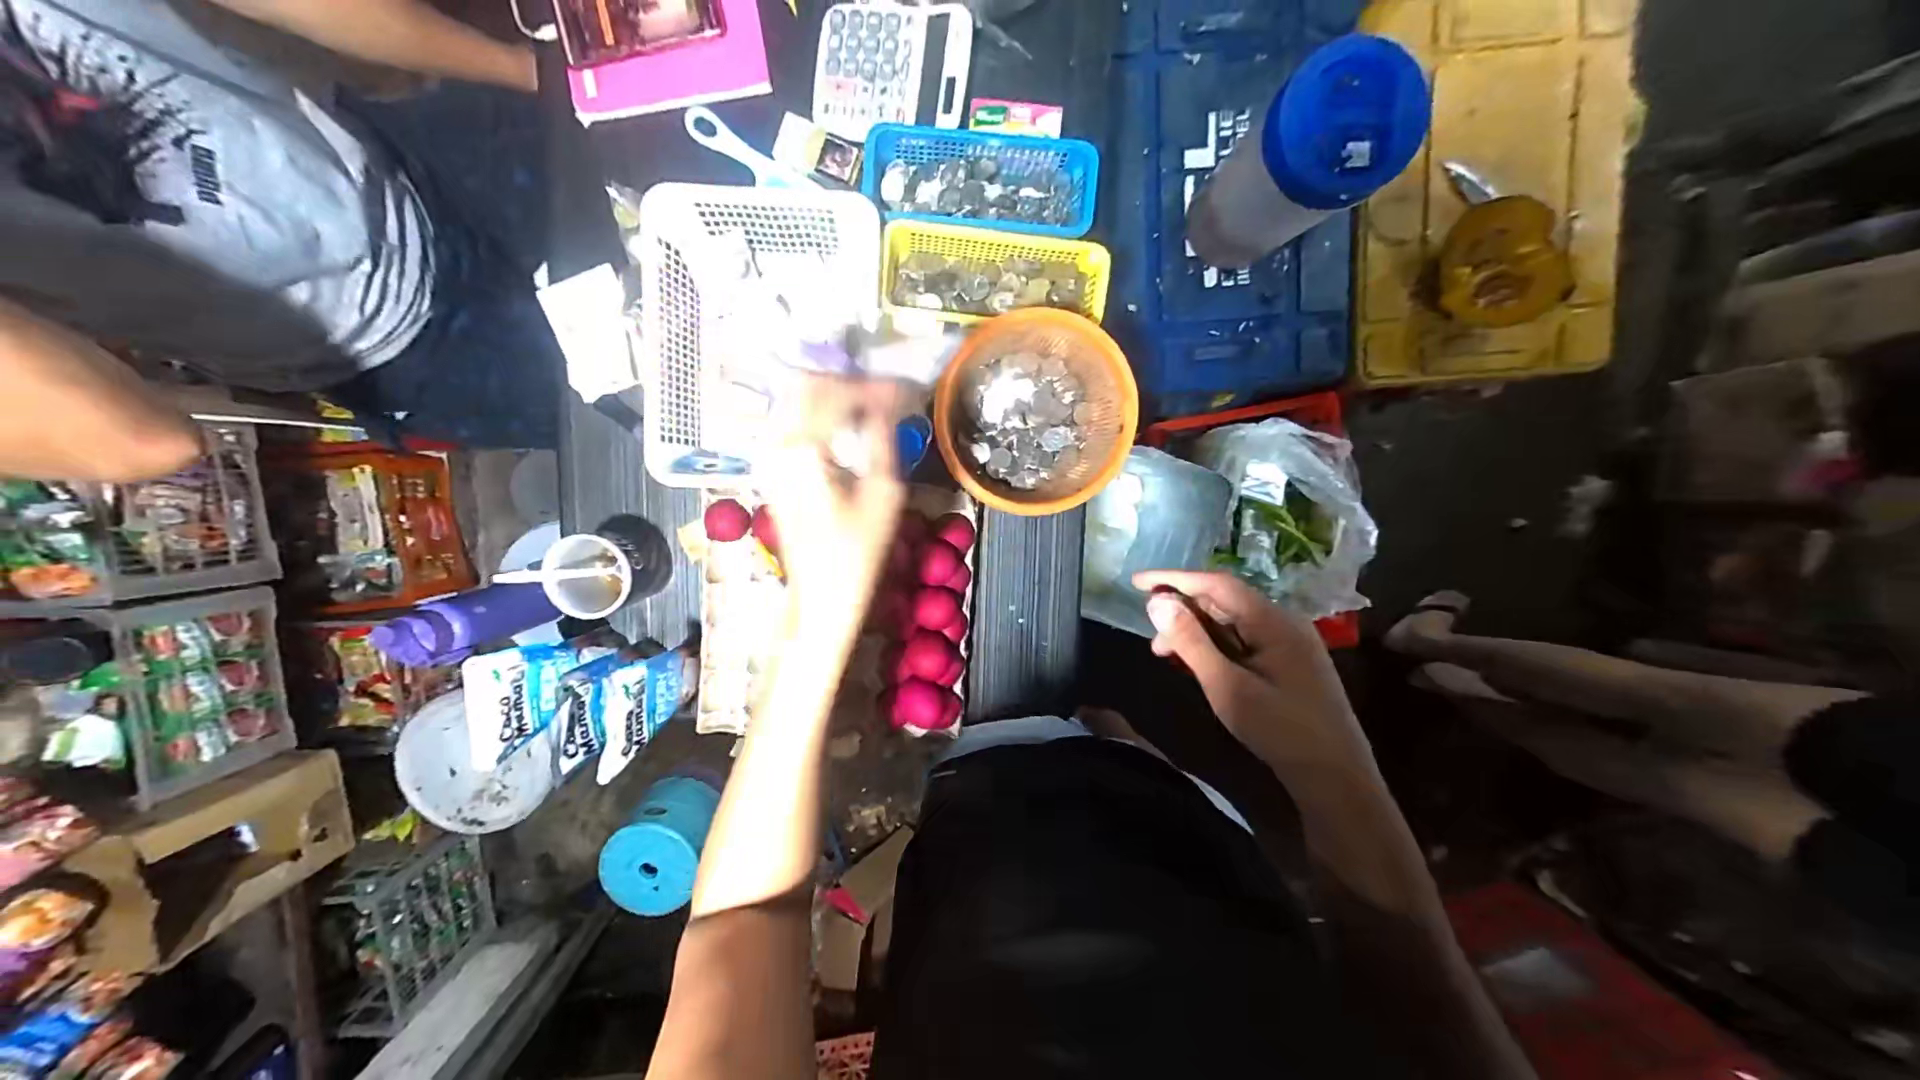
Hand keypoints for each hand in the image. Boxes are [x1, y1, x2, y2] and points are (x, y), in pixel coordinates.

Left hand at [761, 373, 907, 642]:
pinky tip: (845, 424)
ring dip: (832, 393)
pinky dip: (817, 411)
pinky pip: (788, 418)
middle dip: (849, 382)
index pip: (836, 391)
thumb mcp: (885, 492)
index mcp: (803, 451)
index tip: (905, 390)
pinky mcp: (768, 466)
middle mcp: (776, 445)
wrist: (822, 593)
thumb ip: (883, 436)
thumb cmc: (858, 552)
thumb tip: (891, 400)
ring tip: (870, 406)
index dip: (875, 386)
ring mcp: (766, 455)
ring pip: (793, 396)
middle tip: (885, 394)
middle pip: (806, 383)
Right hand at [1131, 570, 1374, 782]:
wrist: (1337, 778)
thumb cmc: (1280, 731)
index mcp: (1274, 621)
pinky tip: (1196, 660)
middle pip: (1224, 600)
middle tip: (1150, 634)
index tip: (1136, 582)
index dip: (1174, 579)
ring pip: (1232, 620)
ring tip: (1165, 653)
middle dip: (1182, 609)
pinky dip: (1214, 643)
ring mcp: (1290, 641)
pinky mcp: (1289, 660)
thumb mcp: (1226, 686)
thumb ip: (1191, 642)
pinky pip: (1243, 637)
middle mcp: (1284, 622)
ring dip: (1195, 629)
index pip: (1217, 584)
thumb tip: (1157, 602)